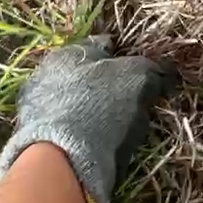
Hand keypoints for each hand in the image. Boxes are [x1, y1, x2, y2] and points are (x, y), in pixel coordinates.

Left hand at [0, 36, 176, 202]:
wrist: (61, 158)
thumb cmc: (100, 106)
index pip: (104, 45)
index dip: (128, 55)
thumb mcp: (139, 78)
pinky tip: (100, 142)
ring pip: (77, 101)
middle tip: (134, 97)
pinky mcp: (37, 139)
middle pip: (87, 74)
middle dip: (110, 83)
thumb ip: (154, 69)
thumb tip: (164, 71)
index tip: (145, 70)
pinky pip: (70, 127)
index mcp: (69, 52)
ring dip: (96, 108)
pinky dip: (85, 131)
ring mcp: (37, 108)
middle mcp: (46, 74)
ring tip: (120, 125)